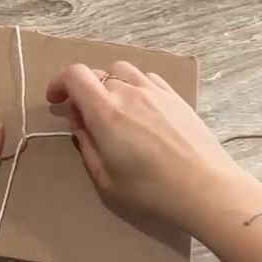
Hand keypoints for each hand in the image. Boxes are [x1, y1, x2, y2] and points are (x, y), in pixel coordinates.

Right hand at [45, 61, 261, 238]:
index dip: (60, 83)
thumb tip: (80, 124)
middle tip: (84, 117)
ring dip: (110, 83)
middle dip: (83, 90)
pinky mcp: (175, 96)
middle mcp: (129, 92)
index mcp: (106, 112)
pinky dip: (134, 86)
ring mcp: (155, 91)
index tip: (56, 100)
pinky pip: (147, 78)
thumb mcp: (106, 179)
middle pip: (97, 73)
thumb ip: (87, 146)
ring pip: (122, 70)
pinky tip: (140, 109)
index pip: (75, 75)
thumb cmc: (152, 191)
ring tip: (113, 109)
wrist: (206, 189)